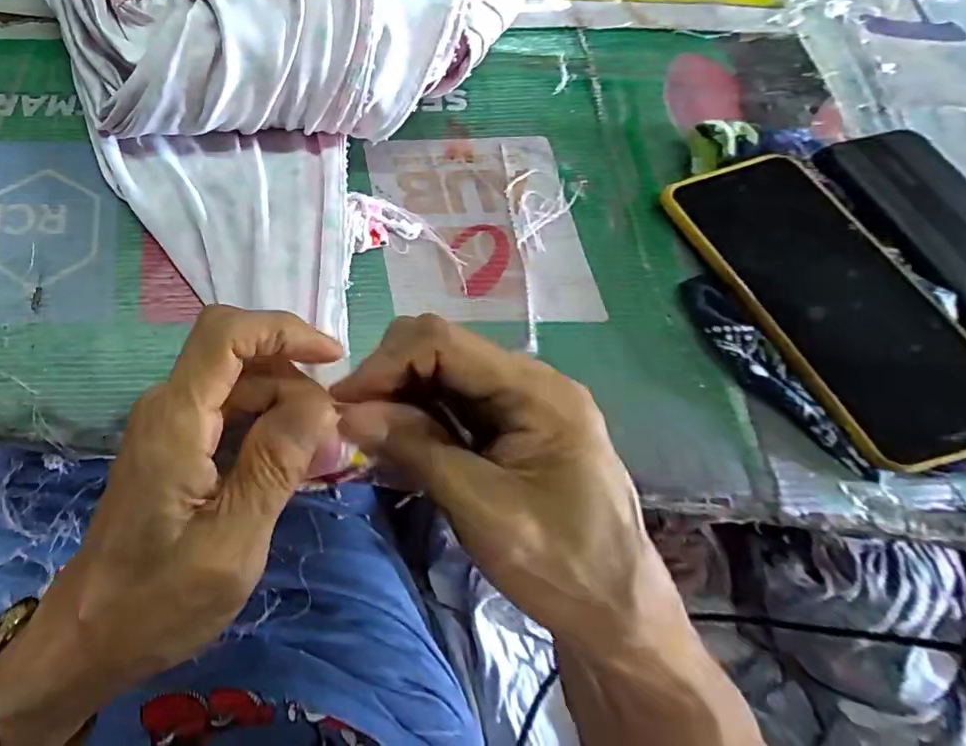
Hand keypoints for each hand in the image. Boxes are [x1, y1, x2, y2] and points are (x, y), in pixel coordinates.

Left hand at [0, 306, 344, 744]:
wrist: (94, 628)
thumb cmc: (161, 597)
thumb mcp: (233, 541)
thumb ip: (275, 465)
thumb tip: (321, 404)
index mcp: (175, 417)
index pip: (224, 334)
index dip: (280, 329)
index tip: (334, 357)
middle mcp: (166, 405)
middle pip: (232, 353)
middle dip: (290, 372)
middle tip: (336, 426)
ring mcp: (166, 423)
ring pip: (232, 382)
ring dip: (281, 401)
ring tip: (324, 449)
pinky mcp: (171, 444)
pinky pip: (223, 412)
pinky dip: (262, 423)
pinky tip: (292, 460)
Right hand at [332, 315, 680, 650]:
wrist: (621, 624)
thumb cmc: (563, 567)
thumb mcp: (483, 509)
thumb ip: (415, 449)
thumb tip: (344, 412)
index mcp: (536, 391)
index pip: (440, 341)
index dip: (384, 363)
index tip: (344, 405)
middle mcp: (526, 381)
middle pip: (434, 347)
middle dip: (386, 377)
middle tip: (353, 422)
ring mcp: (515, 401)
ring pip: (432, 371)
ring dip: (393, 397)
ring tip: (368, 437)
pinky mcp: (503, 424)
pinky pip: (443, 400)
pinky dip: (410, 416)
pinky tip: (395, 446)